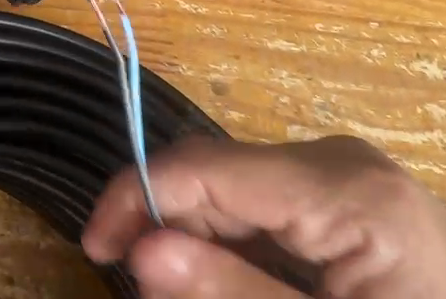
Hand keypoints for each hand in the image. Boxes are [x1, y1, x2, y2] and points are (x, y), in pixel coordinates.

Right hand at [82, 136, 445, 298]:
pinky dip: (235, 244)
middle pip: (215, 174)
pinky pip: (265, 206)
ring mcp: (347, 175)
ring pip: (232, 189)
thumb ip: (234, 294)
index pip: (204, 167)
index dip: (136, 197)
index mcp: (346, 189)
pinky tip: (231, 282)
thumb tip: (139, 253)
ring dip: (197, 239)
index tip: (95, 248)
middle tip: (144, 288)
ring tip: (189, 291)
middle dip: (168, 226)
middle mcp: (340, 161)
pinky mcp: (349, 196)